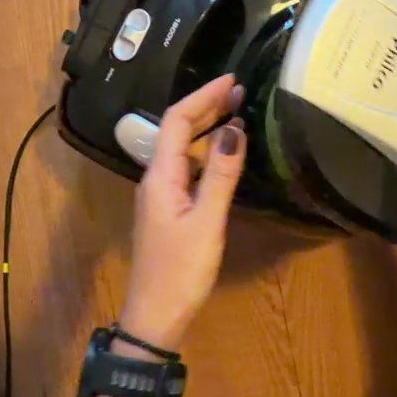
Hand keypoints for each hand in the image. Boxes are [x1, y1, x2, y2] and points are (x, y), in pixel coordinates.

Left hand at [118, 75, 246, 349]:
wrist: (155, 315)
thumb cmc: (181, 271)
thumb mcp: (207, 222)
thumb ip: (222, 175)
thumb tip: (235, 129)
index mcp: (160, 176)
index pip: (177, 121)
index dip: (203, 96)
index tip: (233, 81)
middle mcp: (156, 178)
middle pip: (177, 130)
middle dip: (207, 107)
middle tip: (241, 92)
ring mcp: (161, 194)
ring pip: (183, 149)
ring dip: (208, 129)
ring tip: (238, 114)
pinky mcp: (168, 209)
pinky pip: (187, 169)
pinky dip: (207, 154)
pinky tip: (226, 155)